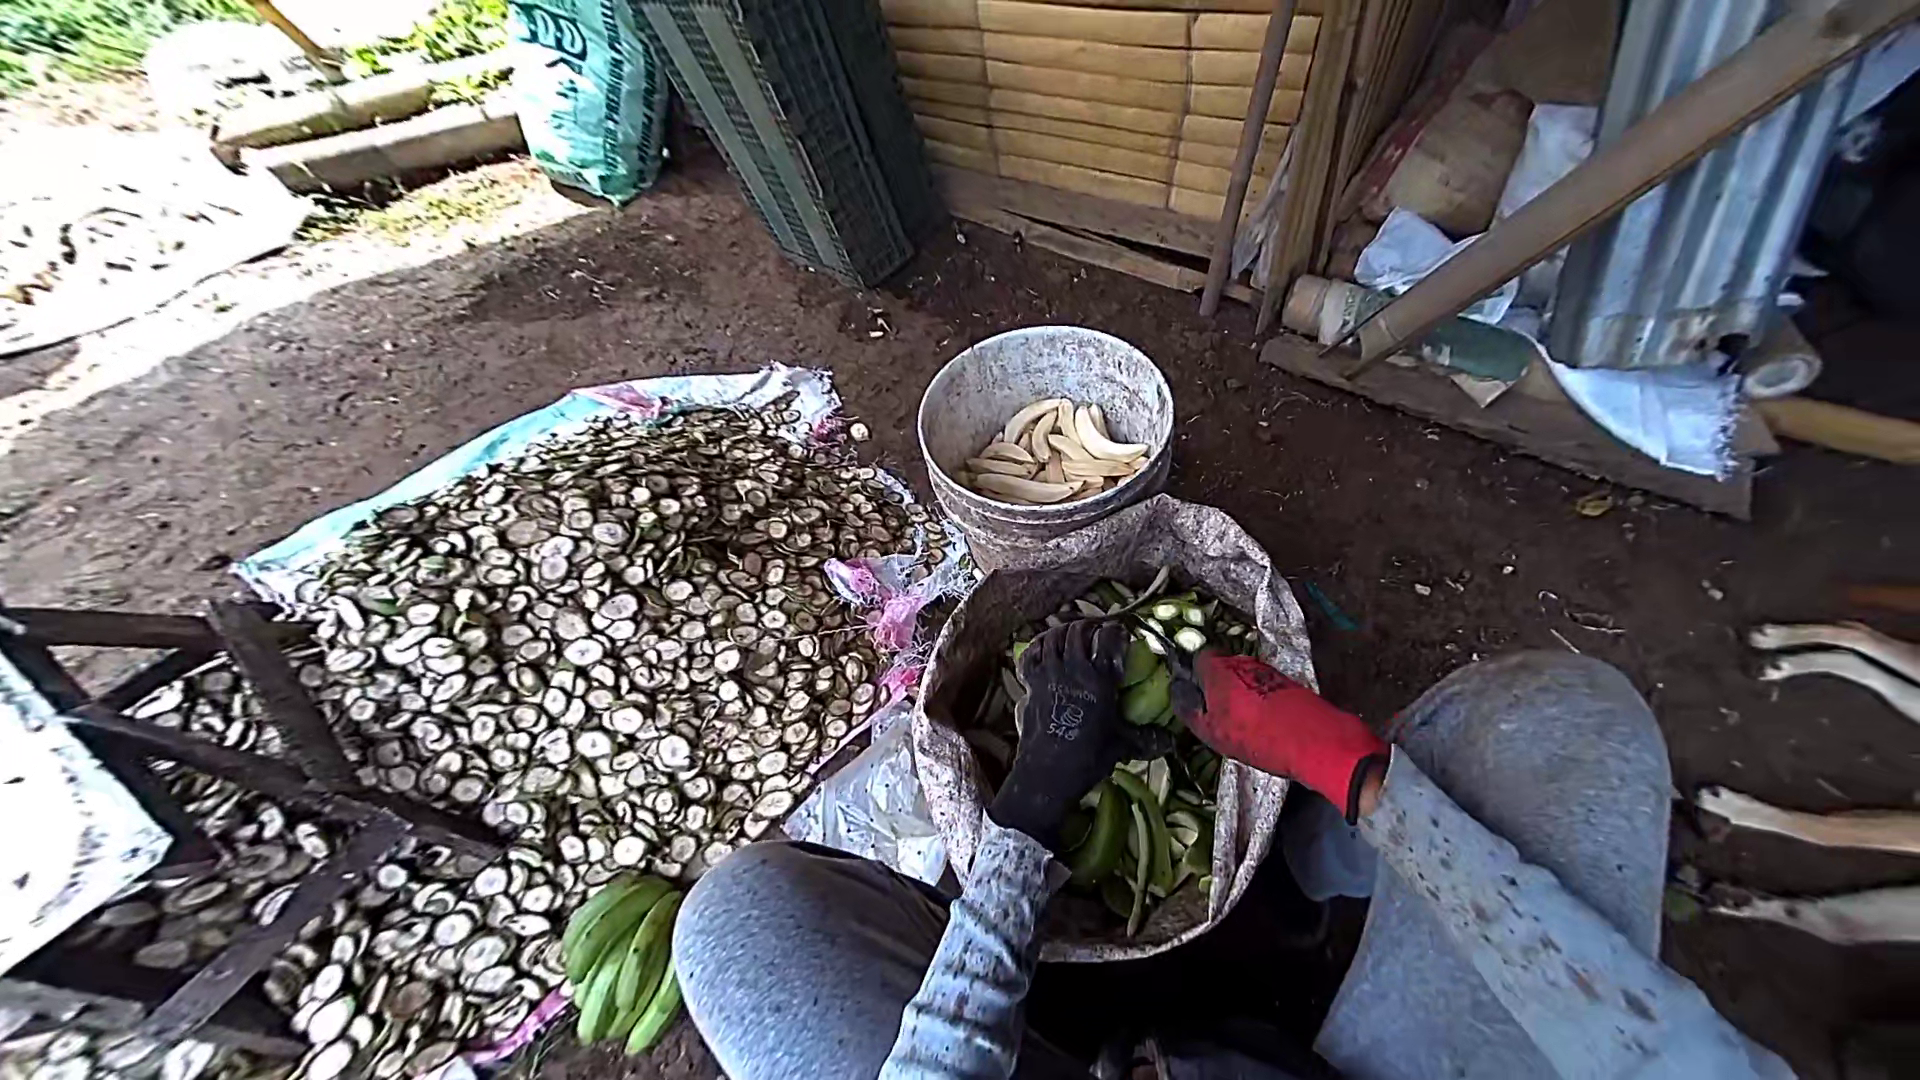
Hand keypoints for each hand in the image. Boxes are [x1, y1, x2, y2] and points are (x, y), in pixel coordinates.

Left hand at [989, 620, 1170, 850]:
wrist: (1047, 772)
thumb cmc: (1088, 757)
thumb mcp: (1123, 745)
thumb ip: (1147, 738)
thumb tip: (1171, 741)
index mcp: (1098, 680)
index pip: (1108, 639)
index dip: (1116, 630)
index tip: (1121, 631)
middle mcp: (1072, 670)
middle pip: (1078, 630)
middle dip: (1089, 625)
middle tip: (1097, 629)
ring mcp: (1047, 673)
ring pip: (1053, 637)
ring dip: (1065, 631)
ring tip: (1074, 635)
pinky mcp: (1030, 683)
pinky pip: (1031, 653)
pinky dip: (1039, 646)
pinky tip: (1046, 649)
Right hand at [1172, 651, 1388, 821]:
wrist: (1321, 744)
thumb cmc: (1258, 737)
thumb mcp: (1212, 732)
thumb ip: (1189, 709)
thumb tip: (1177, 691)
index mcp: (1218, 669)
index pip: (1196, 658)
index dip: (1193, 675)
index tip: (1194, 696)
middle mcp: (1242, 662)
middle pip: (1220, 668)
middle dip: (1216, 687)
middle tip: (1217, 715)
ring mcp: (1268, 671)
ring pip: (1242, 679)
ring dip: (1239, 695)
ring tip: (1243, 724)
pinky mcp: (1288, 683)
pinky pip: (1262, 688)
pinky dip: (1260, 702)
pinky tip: (1264, 725)